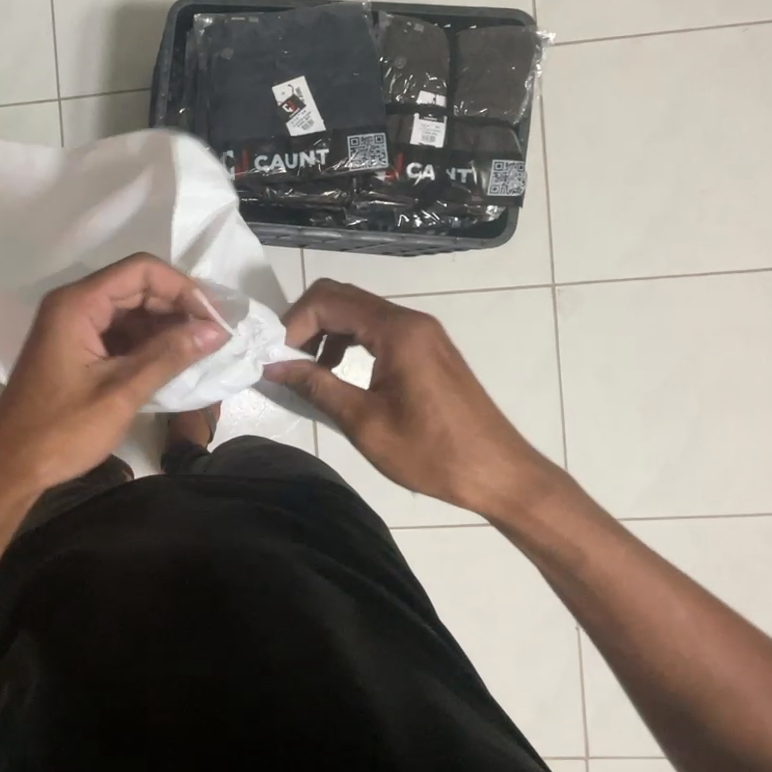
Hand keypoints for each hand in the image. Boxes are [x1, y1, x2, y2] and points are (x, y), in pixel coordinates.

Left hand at [0, 254, 230, 494]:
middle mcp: (71, 305)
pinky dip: (144, 344)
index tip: (214, 318)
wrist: (11, 466)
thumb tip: (216, 330)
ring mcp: (70, 327)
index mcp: (76, 304)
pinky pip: (116, 333)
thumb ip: (169, 355)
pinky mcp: (73, 348)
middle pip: (135, 287)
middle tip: (214, 337)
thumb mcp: (122, 392)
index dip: (182, 288)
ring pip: (128, 311)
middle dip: (176, 308)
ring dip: (163, 327)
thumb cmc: (61, 430)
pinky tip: (171, 363)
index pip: (140, 271)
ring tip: (199, 352)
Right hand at [264, 279, 562, 517]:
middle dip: (304, 322)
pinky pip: (374, 328)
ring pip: (356, 311)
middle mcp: (410, 321)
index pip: (328, 301)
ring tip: (304, 369)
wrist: (500, 475)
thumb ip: (315, 386)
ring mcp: (421, 333)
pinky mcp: (425, 348)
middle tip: (283, 359)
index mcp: (397, 332)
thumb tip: (271, 366)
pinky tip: (335, 372)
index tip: (275, 358)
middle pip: (340, 297)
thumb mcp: (364, 422)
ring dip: (323, 331)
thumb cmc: (433, 453)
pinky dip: (346, 340)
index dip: (292, 324)